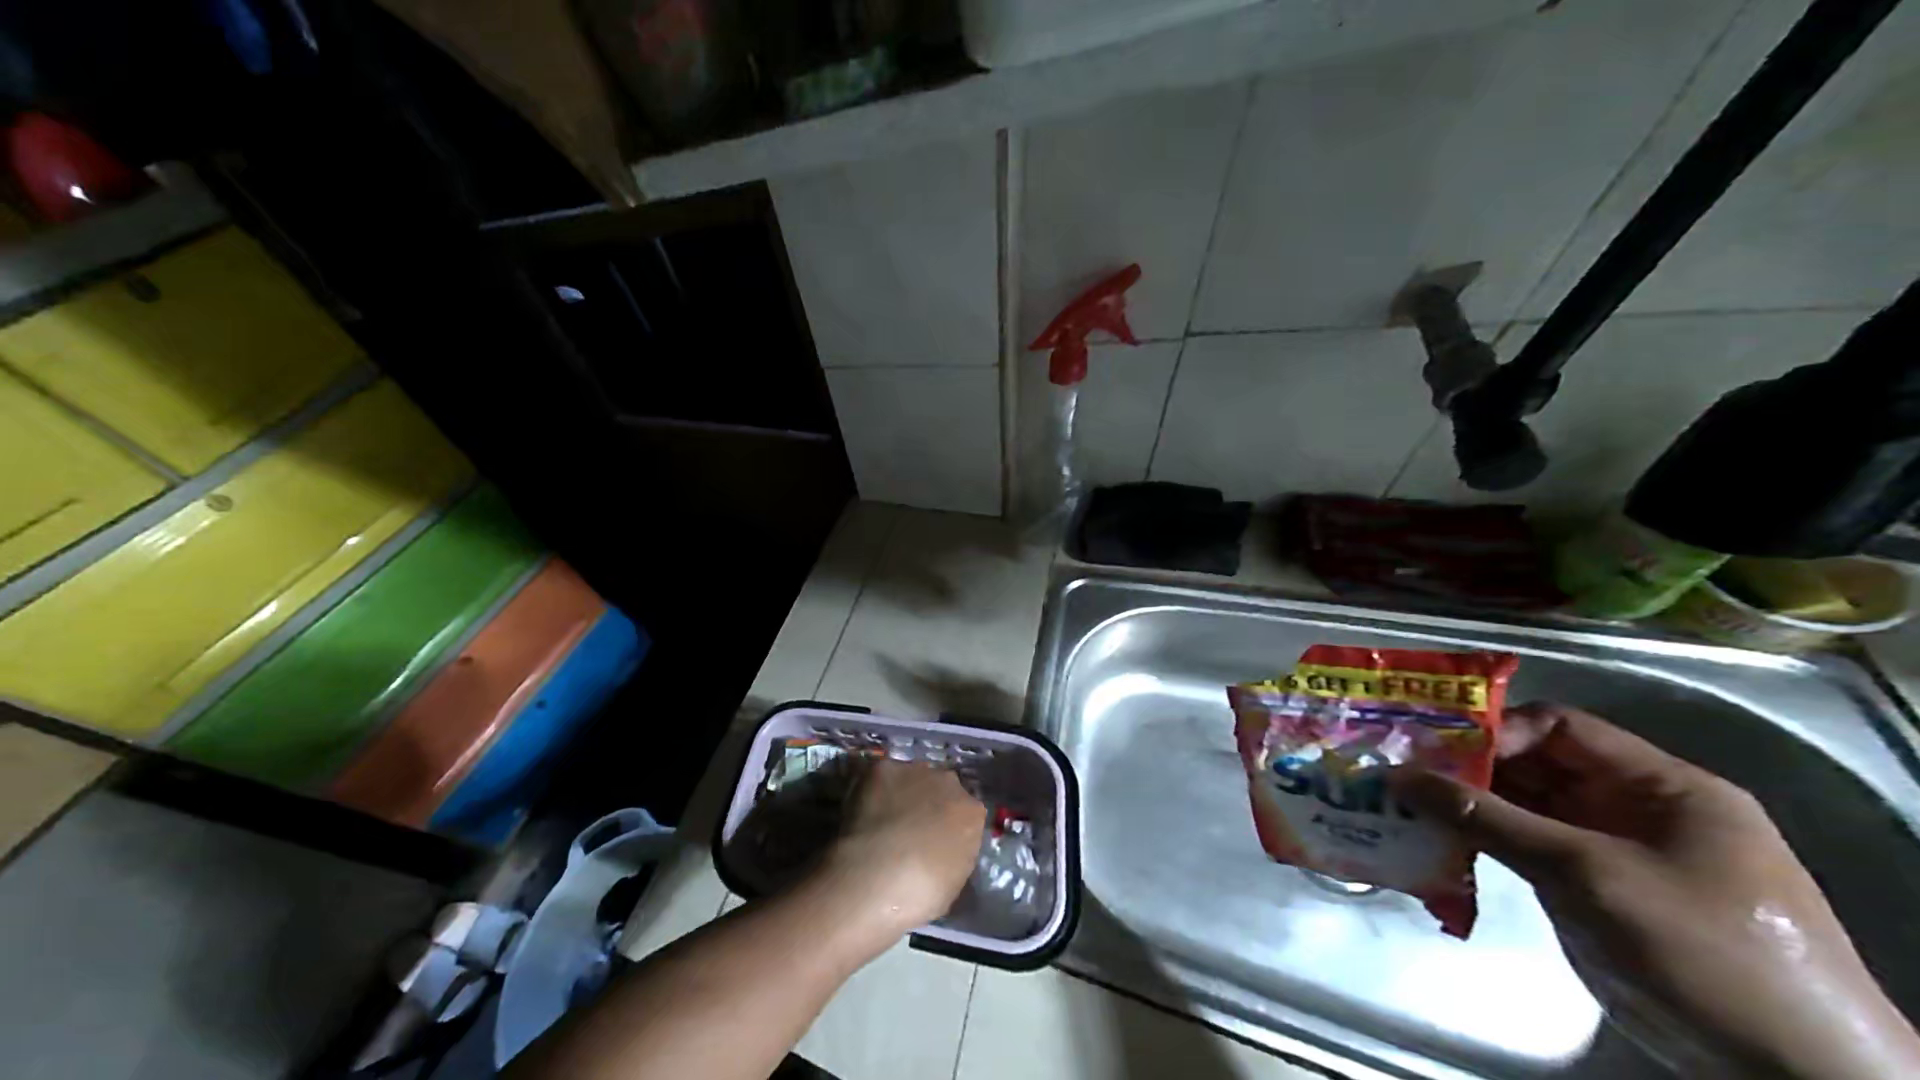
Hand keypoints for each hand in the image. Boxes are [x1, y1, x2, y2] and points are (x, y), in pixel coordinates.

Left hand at [811, 758, 985, 938]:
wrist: (877, 876)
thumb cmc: (920, 895)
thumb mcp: (953, 882)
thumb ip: (953, 855)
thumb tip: (939, 851)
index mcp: (973, 813)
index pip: (966, 814)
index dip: (948, 828)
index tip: (933, 845)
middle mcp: (949, 782)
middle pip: (941, 789)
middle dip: (928, 805)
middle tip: (908, 831)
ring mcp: (915, 771)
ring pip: (911, 778)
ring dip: (902, 793)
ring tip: (881, 821)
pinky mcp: (882, 768)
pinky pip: (881, 777)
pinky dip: (874, 791)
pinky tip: (863, 811)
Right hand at [1398, 703, 1919, 1079]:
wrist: (1786, 1075)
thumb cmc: (1700, 947)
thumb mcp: (1586, 873)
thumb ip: (1490, 820)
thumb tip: (1401, 776)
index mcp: (1662, 787)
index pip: (1563, 729)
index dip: (1498, 732)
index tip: (1438, 753)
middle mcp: (1638, 809)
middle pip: (1539, 768)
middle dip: (1470, 772)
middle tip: (1405, 777)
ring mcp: (1617, 854)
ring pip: (1527, 812)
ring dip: (1471, 811)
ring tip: (1407, 810)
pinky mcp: (1598, 893)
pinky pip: (1530, 851)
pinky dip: (1487, 846)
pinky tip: (1439, 847)